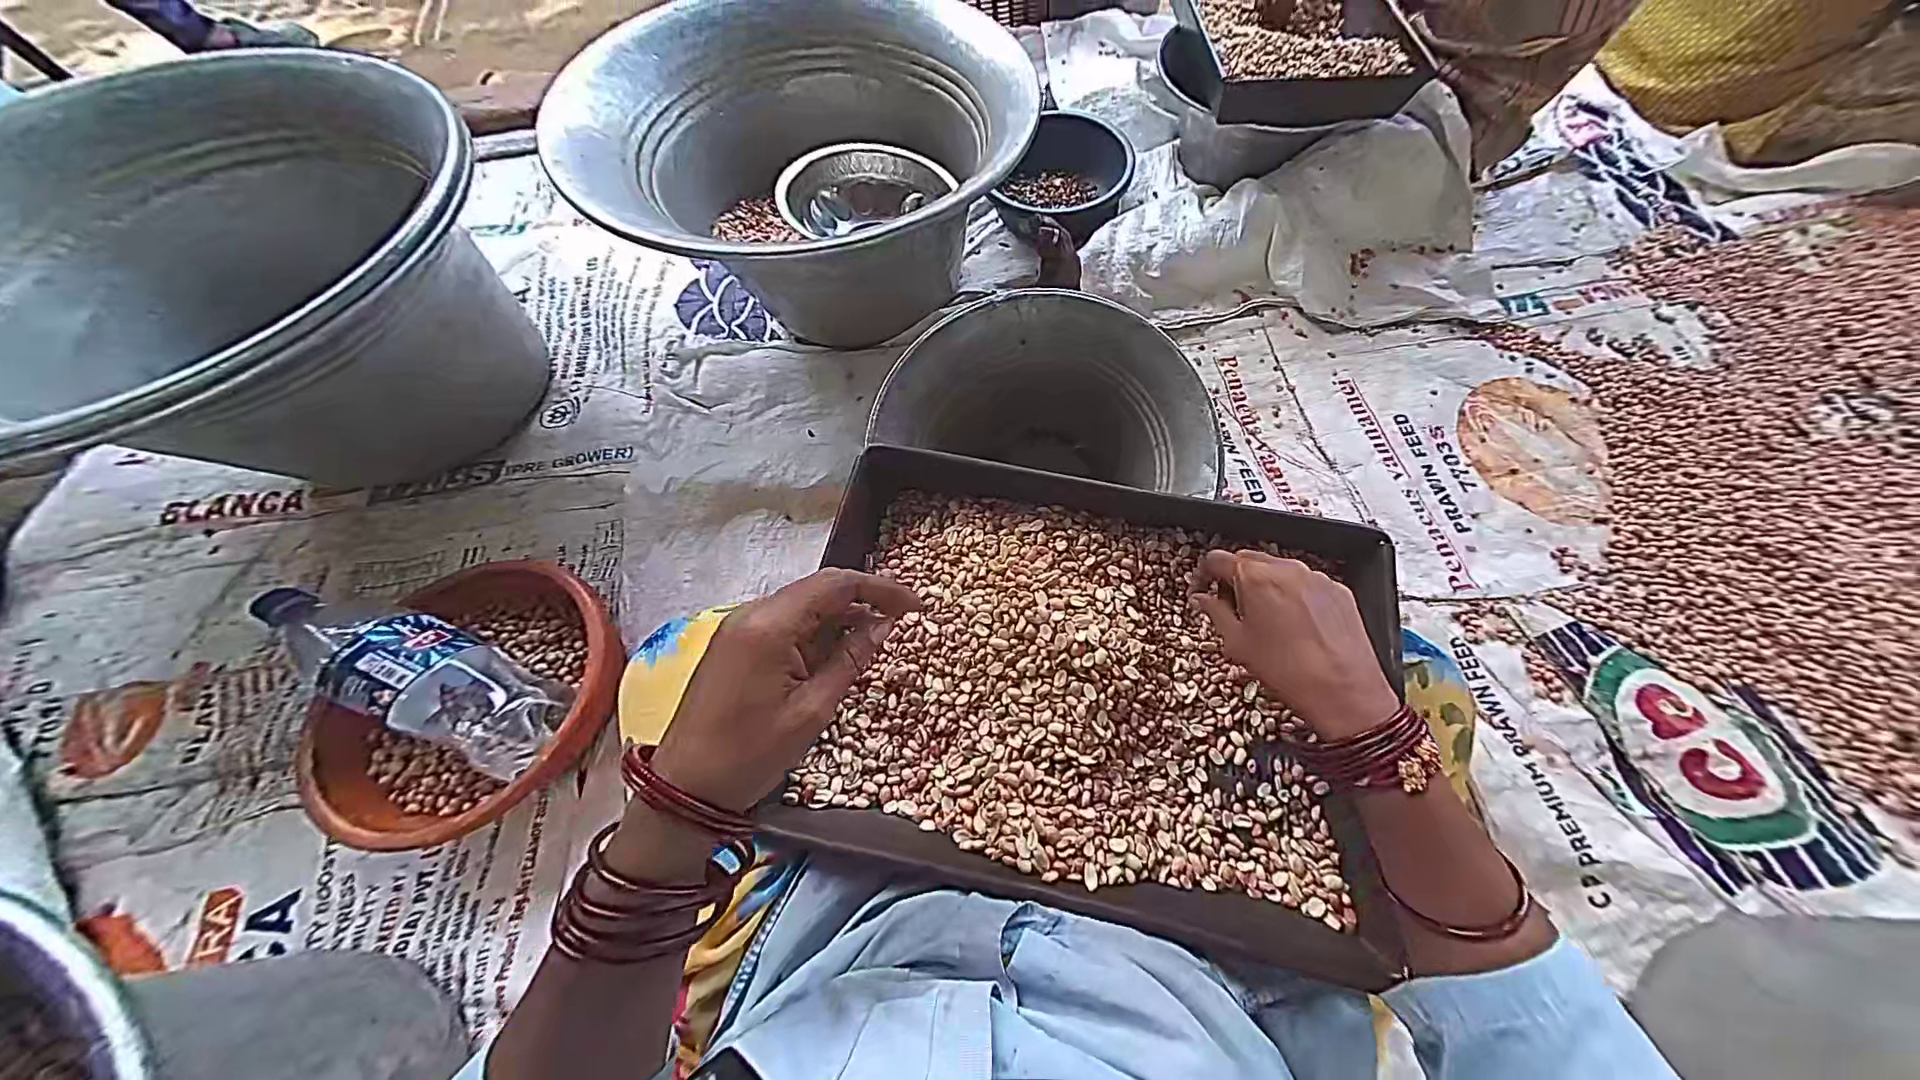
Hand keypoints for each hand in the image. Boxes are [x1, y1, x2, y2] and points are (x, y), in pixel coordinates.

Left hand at [651, 569, 919, 810]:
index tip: (914, 606)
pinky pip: (787, 623)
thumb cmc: (750, 754)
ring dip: (842, 617)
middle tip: (902, 620)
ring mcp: (741, 626)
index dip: (880, 589)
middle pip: (820, 589)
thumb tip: (885, 625)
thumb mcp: (813, 709)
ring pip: (804, 605)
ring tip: (877, 639)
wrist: (685, 788)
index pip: (836, 584)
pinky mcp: (737, 643)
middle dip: (864, 600)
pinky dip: (818, 632)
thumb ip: (851, 659)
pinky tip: (839, 651)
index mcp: (770, 625)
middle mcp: (753, 614)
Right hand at [1189, 550, 1398, 739]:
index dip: (1204, 574)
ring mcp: (1315, 578)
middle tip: (1227, 603)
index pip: (1217, 559)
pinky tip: (1291, 623)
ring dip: (1264, 585)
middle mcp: (1286, 570)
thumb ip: (1214, 612)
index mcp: (1255, 578)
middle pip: (1248, 559)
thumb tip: (1204, 600)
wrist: (1345, 692)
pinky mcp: (1338, 591)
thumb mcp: (1237, 643)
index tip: (1203, 588)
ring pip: (1278, 569)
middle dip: (1234, 577)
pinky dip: (1292, 594)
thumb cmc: (1292, 672)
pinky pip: (1306, 582)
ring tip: (1262, 618)